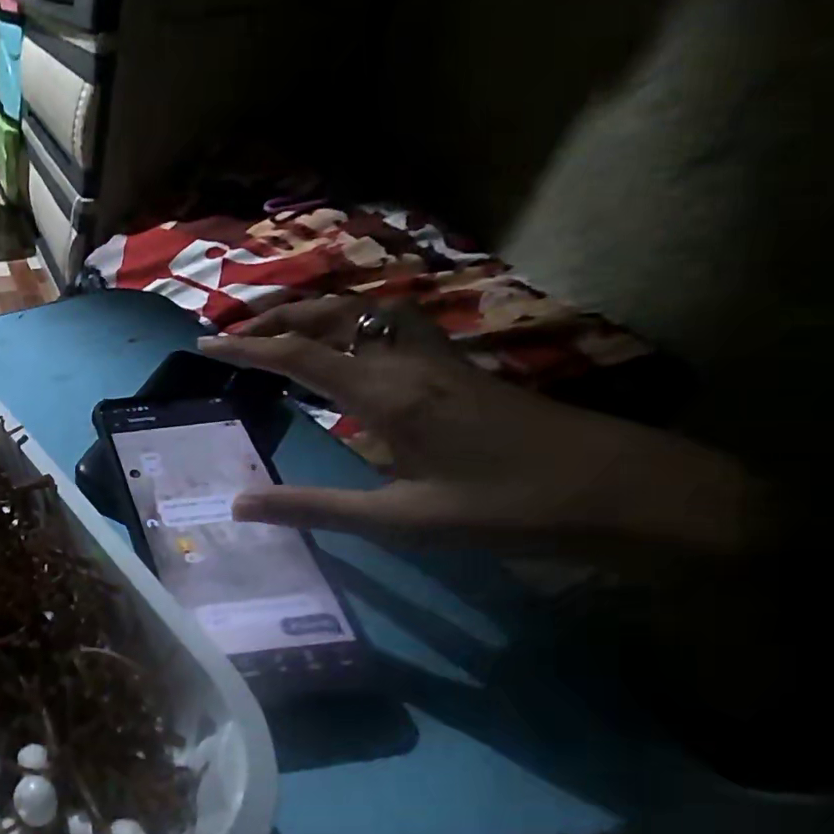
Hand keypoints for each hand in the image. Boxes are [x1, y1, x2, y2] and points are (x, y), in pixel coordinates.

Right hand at [201, 299, 769, 565]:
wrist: (631, 493)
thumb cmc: (510, 509)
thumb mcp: (402, 520)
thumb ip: (315, 508)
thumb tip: (239, 504)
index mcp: (386, 395)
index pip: (298, 356)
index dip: (245, 348)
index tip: (202, 346)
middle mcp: (407, 362)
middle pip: (331, 316)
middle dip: (276, 317)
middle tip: (235, 333)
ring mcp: (438, 360)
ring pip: (365, 313)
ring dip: (316, 314)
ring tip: (282, 335)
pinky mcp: (459, 369)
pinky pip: (390, 327)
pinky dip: (351, 326)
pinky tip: (349, 353)